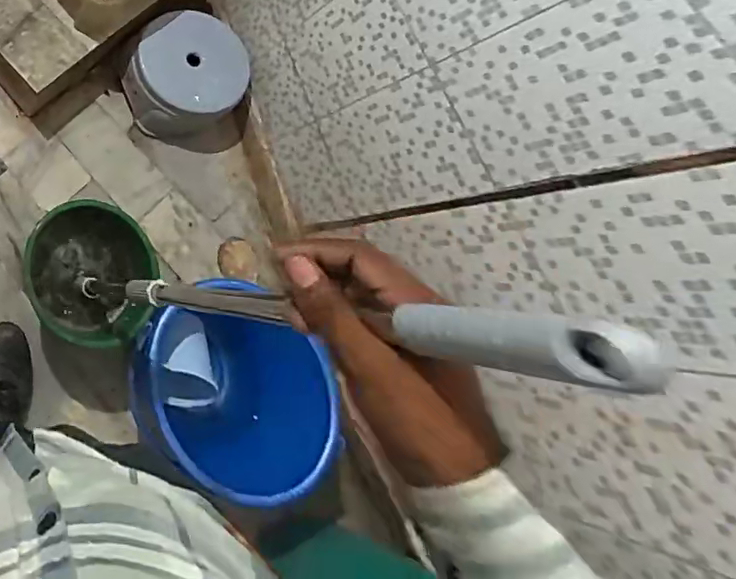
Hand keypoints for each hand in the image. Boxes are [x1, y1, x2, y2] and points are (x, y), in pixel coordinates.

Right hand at [278, 239, 502, 487]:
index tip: (277, 258)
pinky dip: (331, 314)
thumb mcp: (369, 367)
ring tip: (289, 307)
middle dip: (316, 268)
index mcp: (415, 303)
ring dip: (321, 292)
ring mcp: (408, 326)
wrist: (458, 485)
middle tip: (277, 280)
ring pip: (357, 291)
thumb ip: (332, 313)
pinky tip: (309, 325)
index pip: (360, 256)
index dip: (316, 250)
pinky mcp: (399, 347)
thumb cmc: (416, 423)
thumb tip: (294, 264)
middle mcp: (414, 305)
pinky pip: (360, 315)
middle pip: (358, 268)